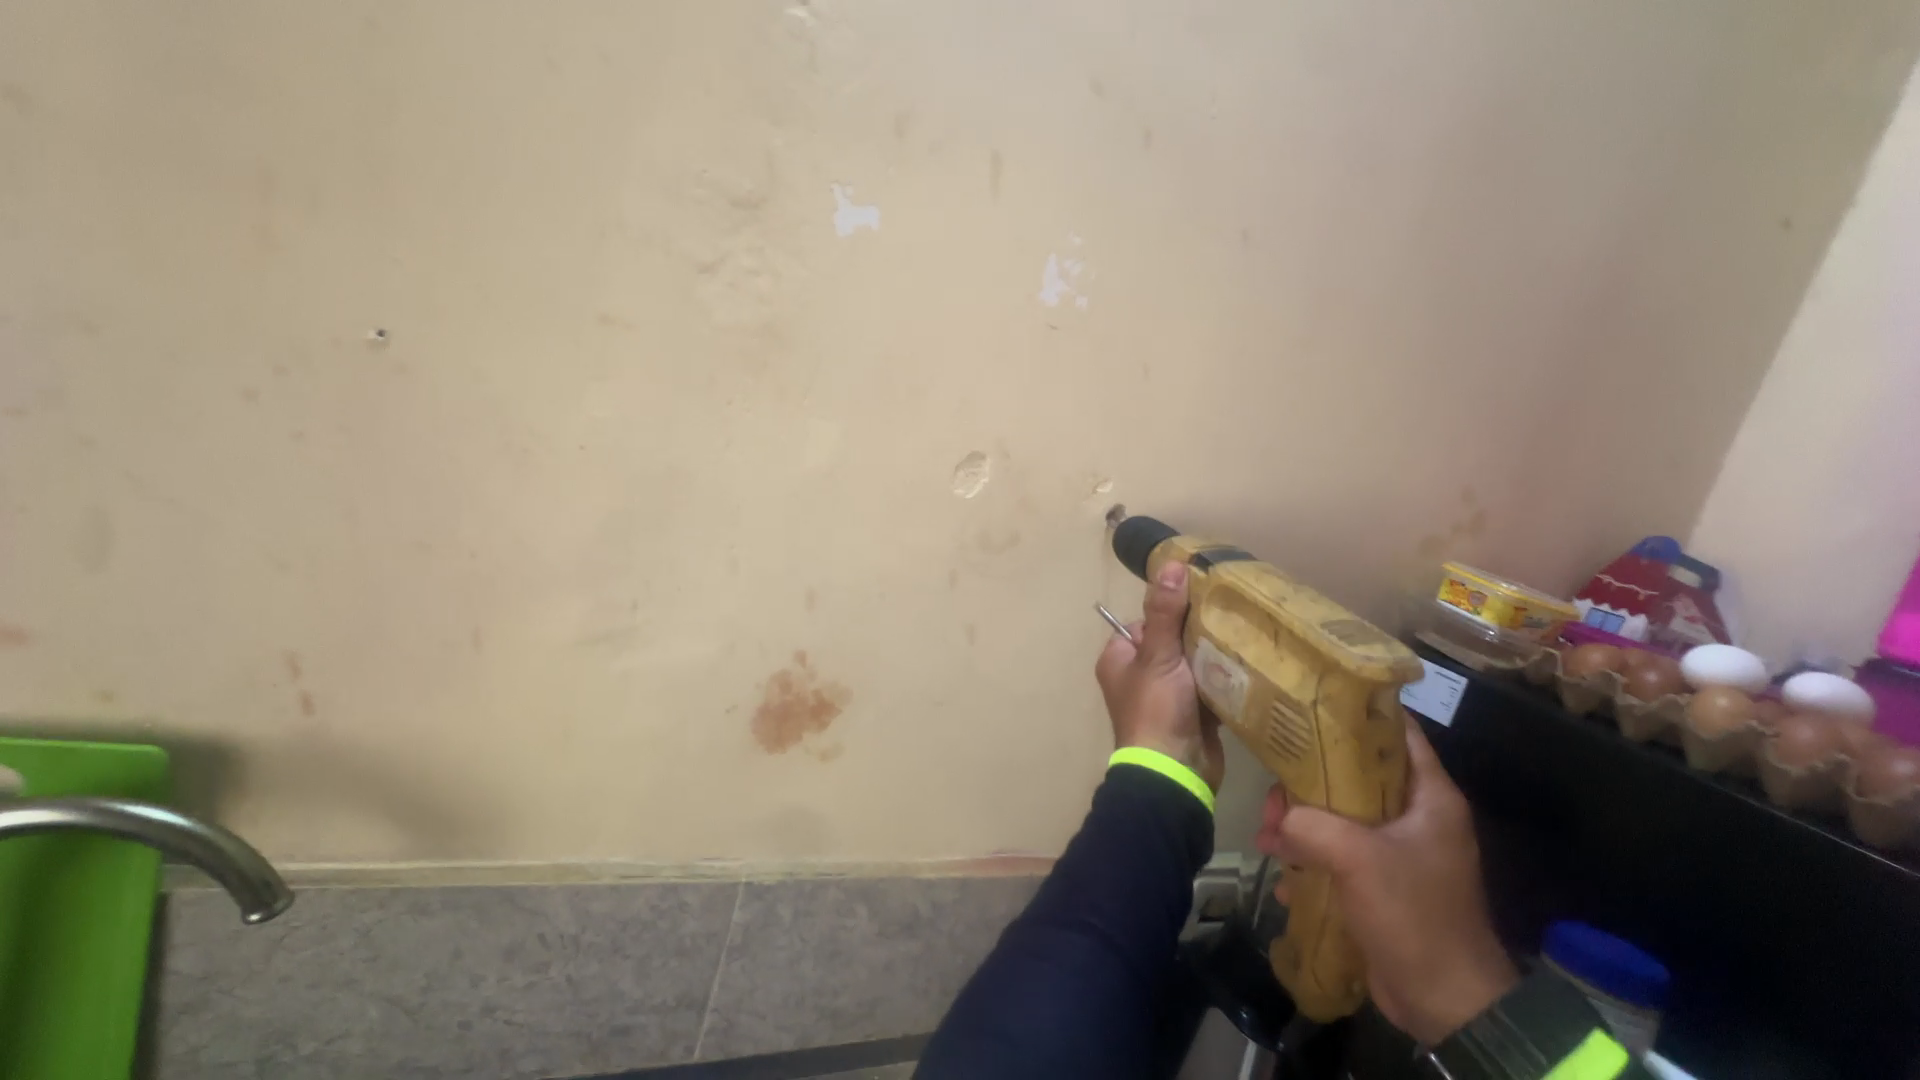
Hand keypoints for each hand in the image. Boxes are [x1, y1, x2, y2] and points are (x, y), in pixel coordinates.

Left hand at [1094, 562, 1224, 792]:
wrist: (1176, 773)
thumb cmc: (1156, 709)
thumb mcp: (1158, 655)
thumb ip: (1165, 611)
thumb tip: (1171, 564)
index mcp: (1118, 659)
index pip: (1145, 621)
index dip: (1170, 612)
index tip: (1202, 600)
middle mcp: (1137, 676)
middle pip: (1172, 641)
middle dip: (1198, 633)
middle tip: (1230, 618)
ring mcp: (1165, 697)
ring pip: (1193, 664)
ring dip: (1214, 656)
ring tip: (1244, 637)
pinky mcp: (1191, 714)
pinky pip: (1209, 687)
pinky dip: (1223, 680)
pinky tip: (1247, 665)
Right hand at [1255, 719, 1516, 1044]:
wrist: (1445, 1001)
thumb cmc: (1414, 915)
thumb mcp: (1357, 858)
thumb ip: (1310, 824)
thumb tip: (1280, 820)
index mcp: (1429, 797)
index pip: (1396, 733)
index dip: (1355, 715)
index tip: (1308, 707)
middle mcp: (1416, 816)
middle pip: (1354, 777)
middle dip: (1307, 785)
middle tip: (1274, 801)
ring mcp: (1398, 852)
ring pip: (1339, 817)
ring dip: (1301, 826)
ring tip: (1268, 841)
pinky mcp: (1381, 884)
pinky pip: (1338, 856)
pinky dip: (1310, 861)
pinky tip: (1285, 880)